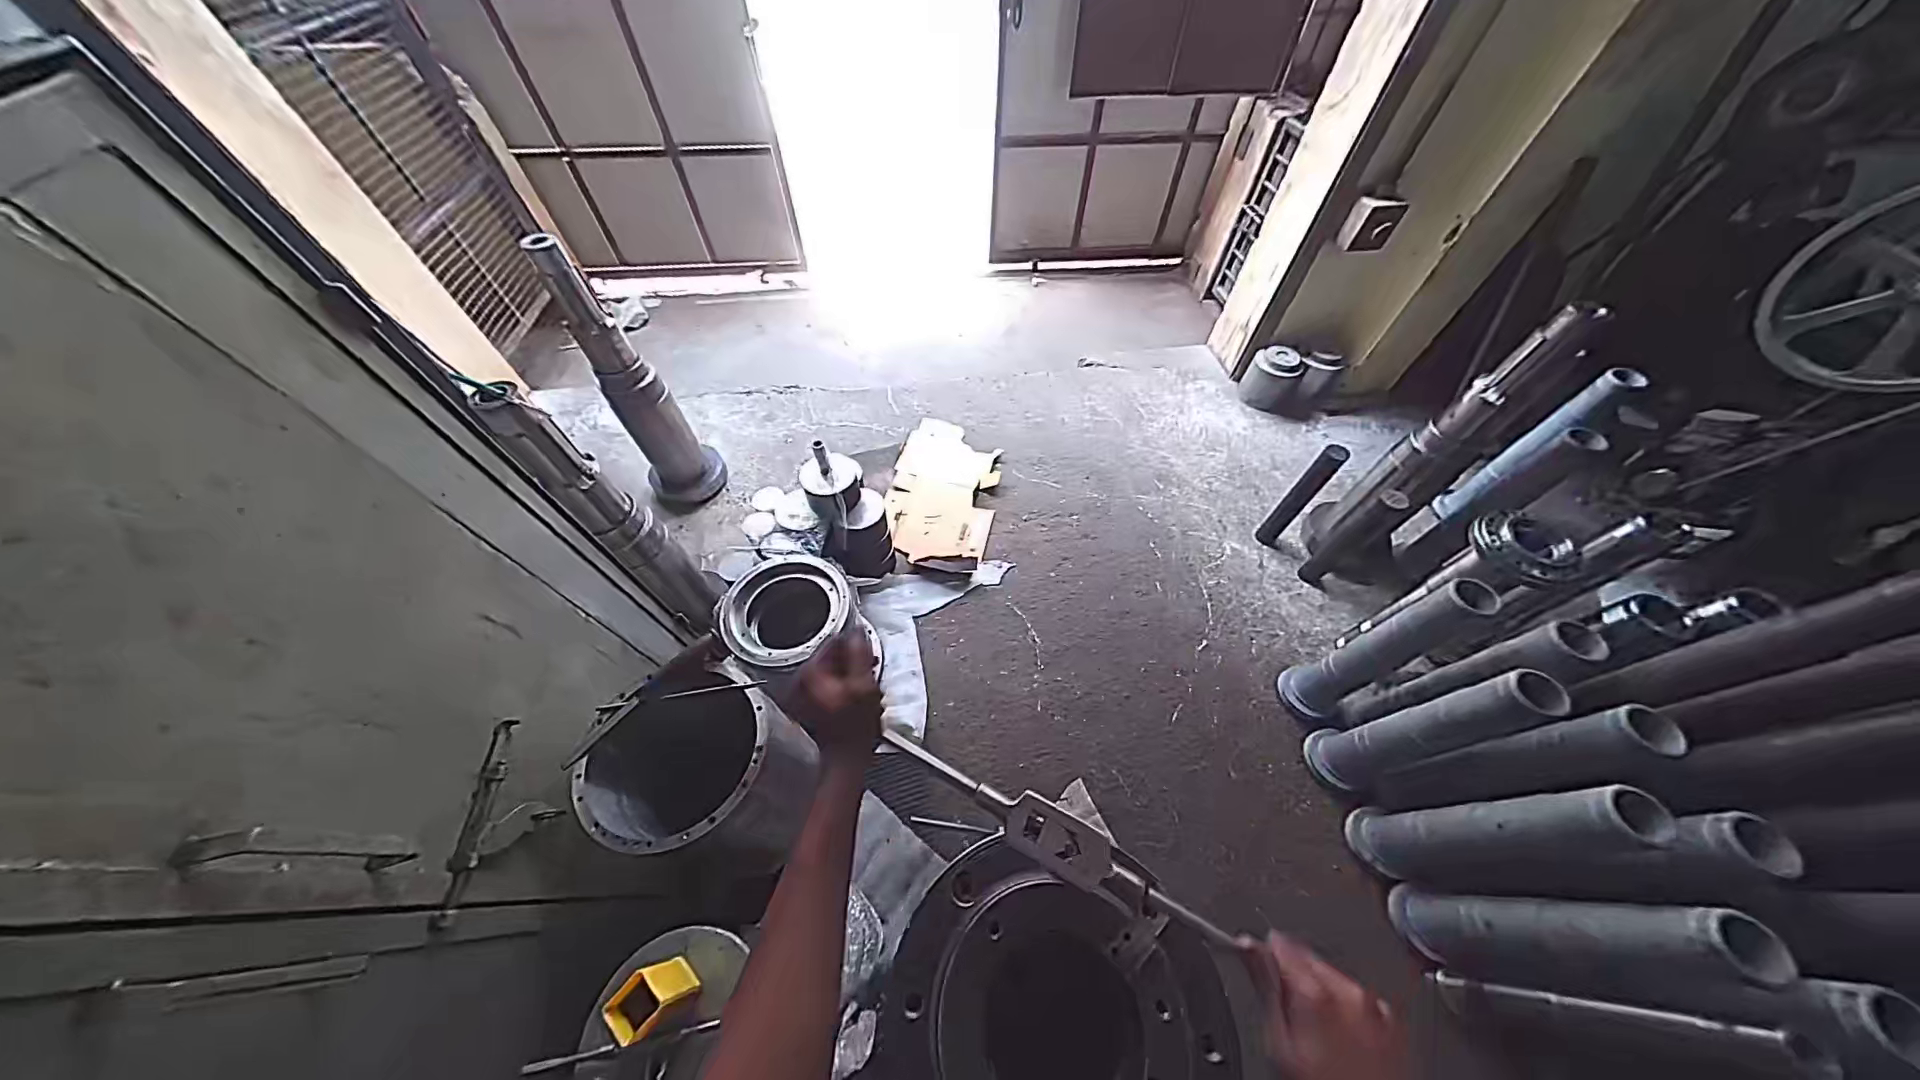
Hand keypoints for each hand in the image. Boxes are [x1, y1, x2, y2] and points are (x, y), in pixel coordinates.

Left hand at [786, 627, 881, 765]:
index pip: (834, 641)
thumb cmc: (853, 728)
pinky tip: (857, 692)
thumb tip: (857, 634)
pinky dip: (845, 681)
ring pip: (834, 667)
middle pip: (833, 655)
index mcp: (811, 673)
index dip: (854, 643)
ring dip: (851, 670)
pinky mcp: (813, 700)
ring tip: (865, 682)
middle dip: (853, 658)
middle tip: (868, 667)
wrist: (847, 756)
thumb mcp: (864, 685)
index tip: (866, 651)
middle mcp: (804, 680)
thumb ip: (859, 654)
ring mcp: (806, 691)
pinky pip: (832, 680)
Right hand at [1241, 932, 1406, 1079]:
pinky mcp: (1394, 1026)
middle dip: (1294, 974)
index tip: (1255, 958)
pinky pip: (1361, 1000)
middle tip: (1289, 1010)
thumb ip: (1264, 985)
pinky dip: (1347, 1008)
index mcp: (1317, 992)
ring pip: (1334, 977)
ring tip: (1316, 1030)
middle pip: (1308, 959)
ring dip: (1320, 990)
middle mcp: (1350, 992)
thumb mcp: (1279, 1041)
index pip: (1281, 944)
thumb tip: (1249, 948)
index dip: (1264, 950)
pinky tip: (1342, 1036)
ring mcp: (1377, 1010)